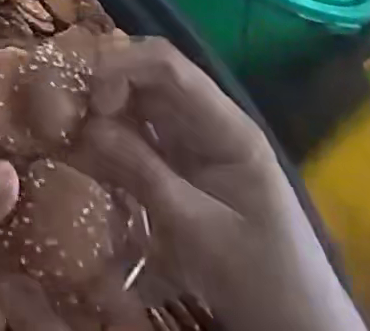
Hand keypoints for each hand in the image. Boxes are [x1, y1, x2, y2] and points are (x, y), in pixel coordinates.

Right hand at [70, 39, 365, 330]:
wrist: (301, 328)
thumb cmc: (259, 277)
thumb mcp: (198, 229)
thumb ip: (144, 173)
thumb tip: (89, 127)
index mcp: (225, 124)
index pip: (167, 65)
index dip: (122, 68)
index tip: (91, 102)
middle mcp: (207, 120)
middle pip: (148, 74)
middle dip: (105, 81)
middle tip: (68, 111)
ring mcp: (193, 141)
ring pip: (139, 100)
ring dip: (103, 107)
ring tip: (69, 128)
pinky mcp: (180, 164)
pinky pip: (139, 132)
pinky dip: (110, 134)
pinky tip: (86, 149)